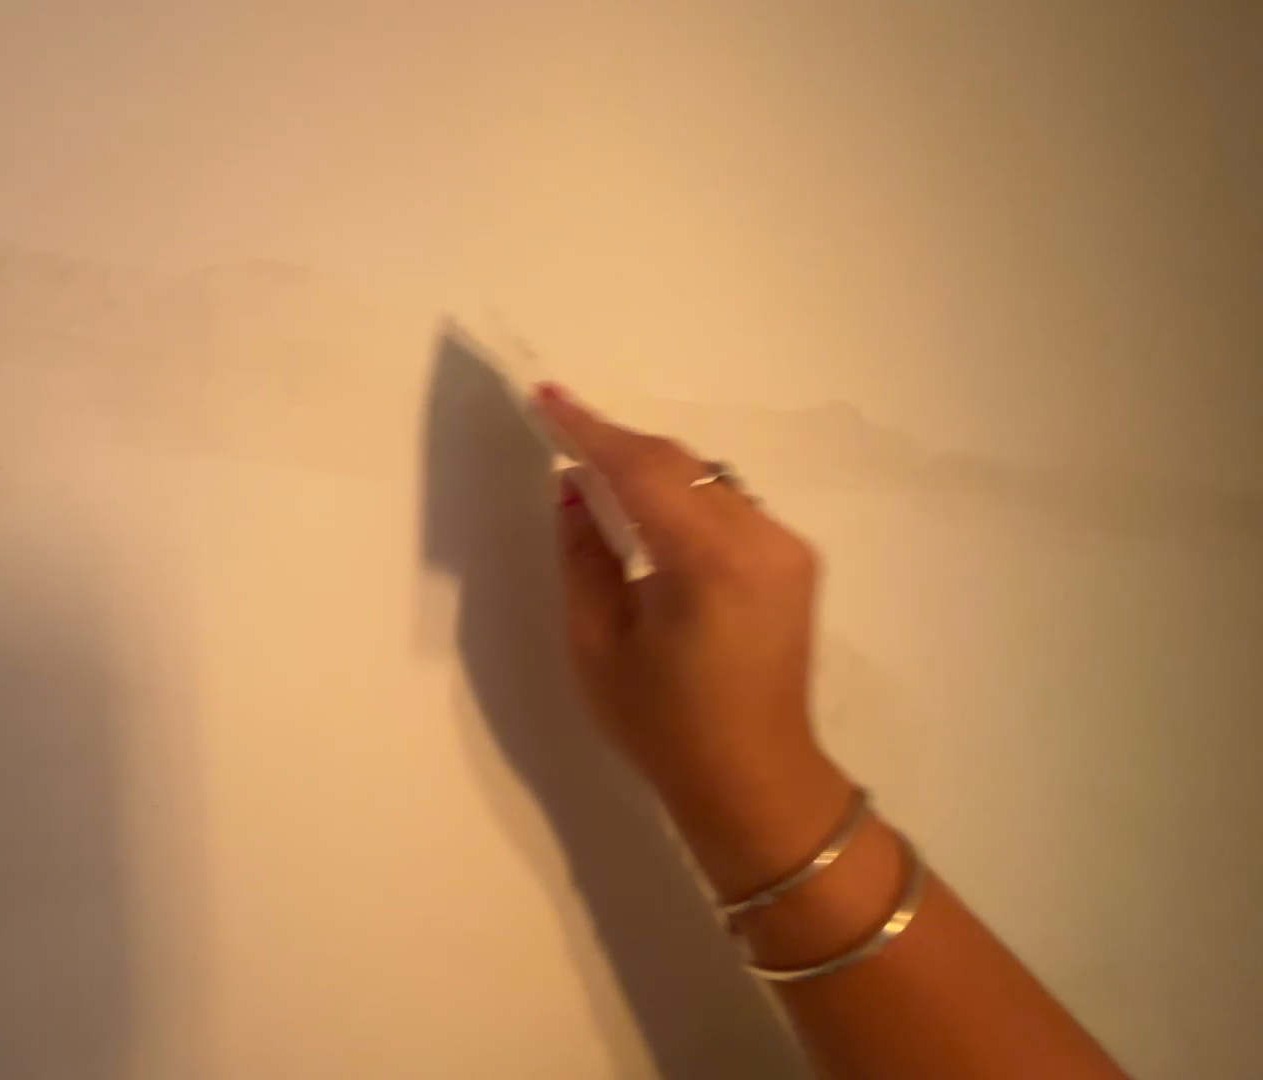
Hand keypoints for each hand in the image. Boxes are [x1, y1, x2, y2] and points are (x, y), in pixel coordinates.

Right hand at [536, 384, 852, 896]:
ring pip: (704, 477)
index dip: (589, 431)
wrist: (753, 778)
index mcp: (710, 564)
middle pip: (680, 463)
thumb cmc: (661, 724)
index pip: (643, 471)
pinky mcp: (791, 560)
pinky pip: (723, 502)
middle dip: (615, 442)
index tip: (548, 397)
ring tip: (591, 469)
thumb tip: (573, 492)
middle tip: (559, 427)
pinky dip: (676, 492)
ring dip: (646, 466)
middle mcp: (763, 540)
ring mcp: (786, 548)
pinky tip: (643, 507)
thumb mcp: (597, 644)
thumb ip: (584, 557)